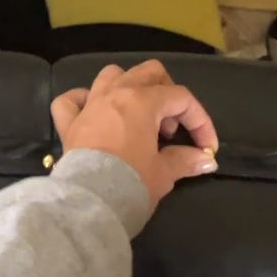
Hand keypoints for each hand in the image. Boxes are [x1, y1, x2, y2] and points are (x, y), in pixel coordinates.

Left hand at [50, 60, 218, 204]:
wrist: (88, 203)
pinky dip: (83, 101)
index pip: (181, 98)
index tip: (207, 148)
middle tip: (172, 126)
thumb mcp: (164, 173)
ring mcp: (90, 104)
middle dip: (168, 93)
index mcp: (143, 101)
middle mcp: (116, 93)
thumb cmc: (131, 182)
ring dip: (129, 87)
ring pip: (112, 75)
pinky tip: (94, 113)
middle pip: (149, 73)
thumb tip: (206, 160)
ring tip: (140, 115)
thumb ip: (186, 160)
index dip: (200, 120)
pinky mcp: (68, 122)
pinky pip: (71, 99)